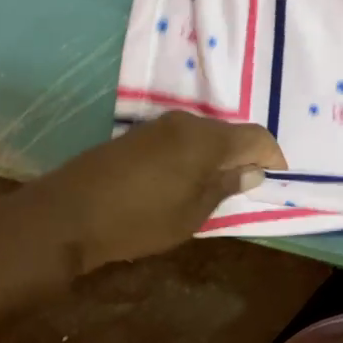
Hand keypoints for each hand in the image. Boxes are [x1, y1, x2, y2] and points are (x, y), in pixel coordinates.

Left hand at [17, 112, 285, 270]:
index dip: (271, 155)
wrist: (65, 215)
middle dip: (244, 155)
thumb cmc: (138, 219)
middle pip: (229, 132)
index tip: (277, 177)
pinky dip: (193, 156)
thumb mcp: (192, 214)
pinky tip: (185, 180)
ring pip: (204, 135)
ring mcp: (158, 127)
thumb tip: (252, 171)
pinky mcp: (137, 136)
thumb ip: (225, 187)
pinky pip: (180, 140)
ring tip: (217, 186)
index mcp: (206, 139)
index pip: (256, 136)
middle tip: (248, 185)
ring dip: (216, 156)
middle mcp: (186, 123)